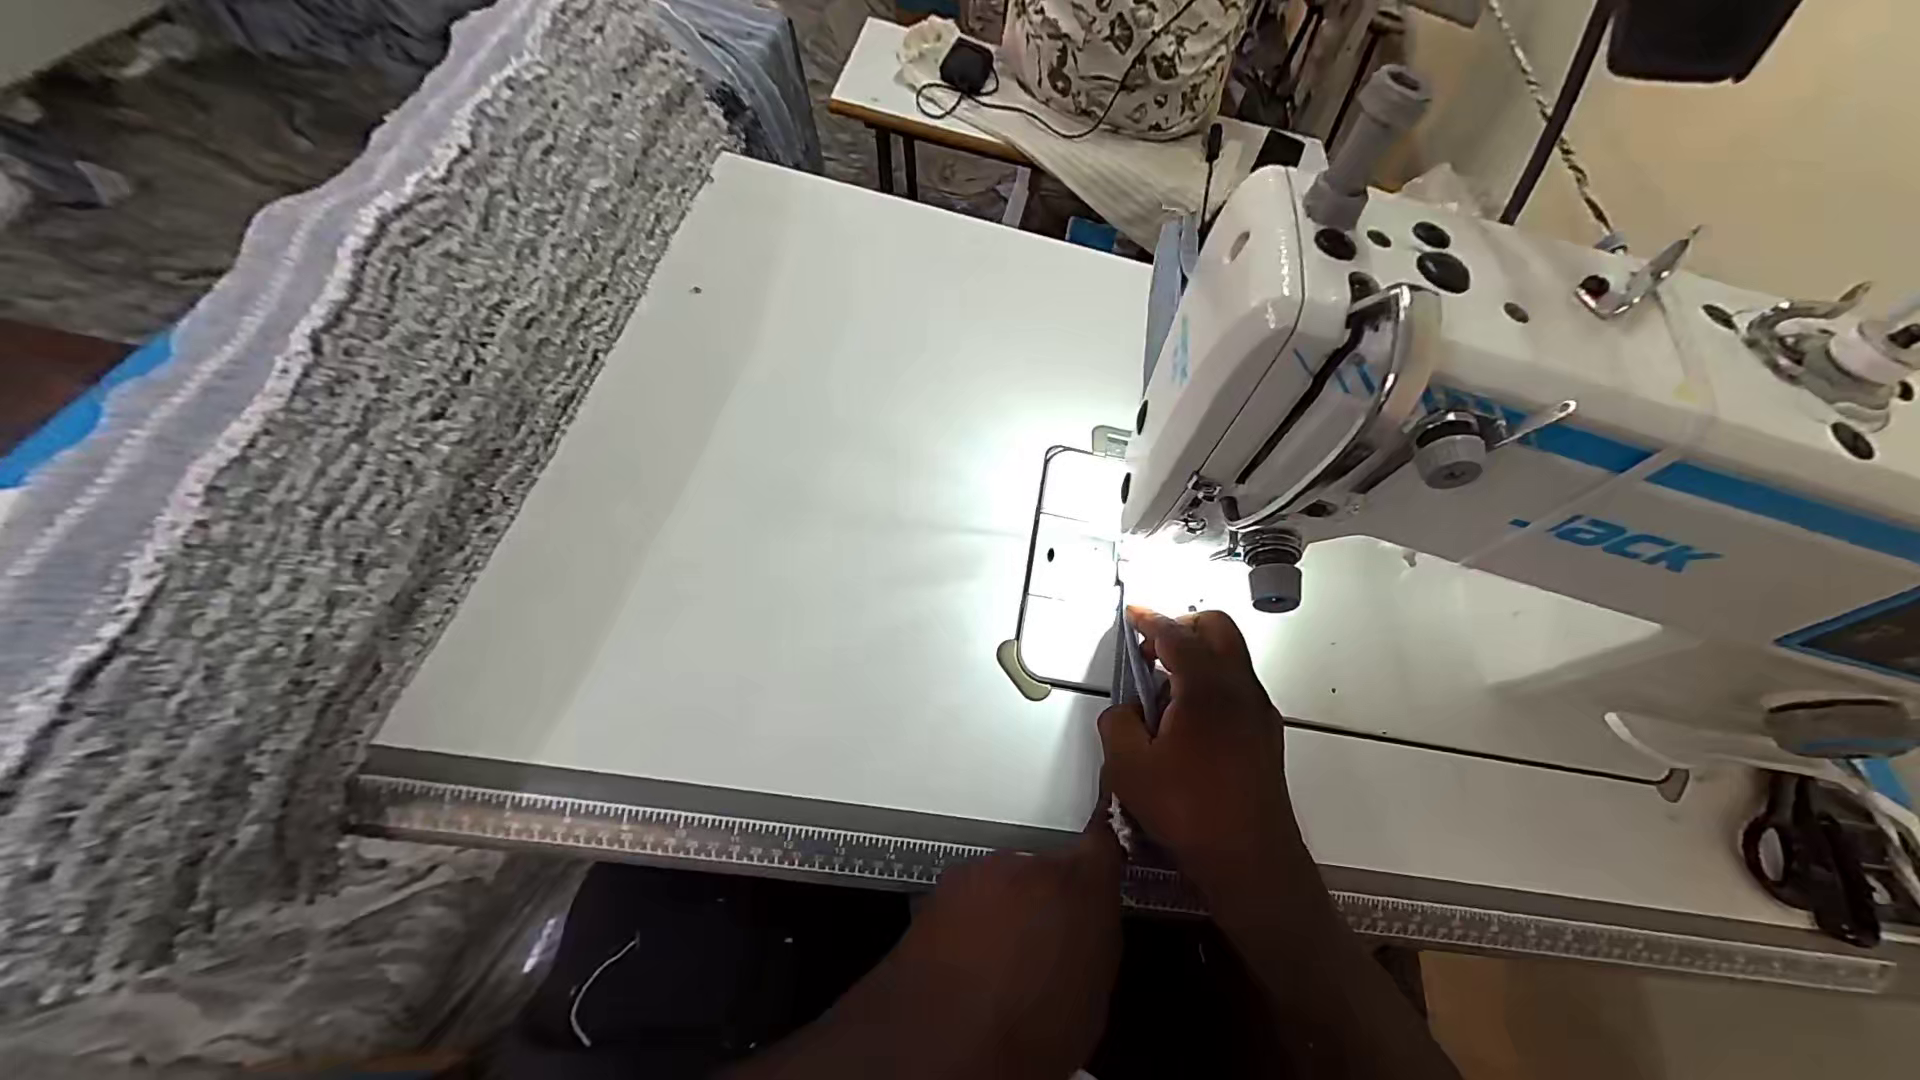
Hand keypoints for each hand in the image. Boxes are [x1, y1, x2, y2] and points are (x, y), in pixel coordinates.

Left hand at [770, 815, 1122, 1079]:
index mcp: (1078, 885)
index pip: (1103, 839)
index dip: (1104, 845)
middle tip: (1044, 943)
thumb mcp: (1090, 997)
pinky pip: (973, 894)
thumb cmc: (1031, 1032)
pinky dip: (975, 915)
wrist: (941, 1041)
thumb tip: (1087, 922)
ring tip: (1001, 956)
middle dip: (1050, 896)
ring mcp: (983, 868)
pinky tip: (968, 955)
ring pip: (1008, 881)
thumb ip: (1095, 937)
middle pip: (1050, 868)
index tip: (1104, 852)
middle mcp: (1030, 863)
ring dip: (1010, 905)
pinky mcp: (945, 882)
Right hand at [1098, 607, 1299, 896]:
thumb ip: (1117, 723)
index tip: (1133, 613)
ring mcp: (1258, 711)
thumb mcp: (1129, 767)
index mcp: (1207, 689)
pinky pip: (1235, 684)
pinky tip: (1183, 717)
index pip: (1176, 634)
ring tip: (1160, 687)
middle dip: (1180, 626)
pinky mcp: (1264, 733)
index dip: (1149, 619)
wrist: (1251, 861)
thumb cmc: (1191, 812)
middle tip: (1149, 647)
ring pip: (1230, 655)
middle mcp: (1241, 690)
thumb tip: (1126, 711)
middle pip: (1217, 629)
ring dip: (1195, 654)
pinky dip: (1208, 679)